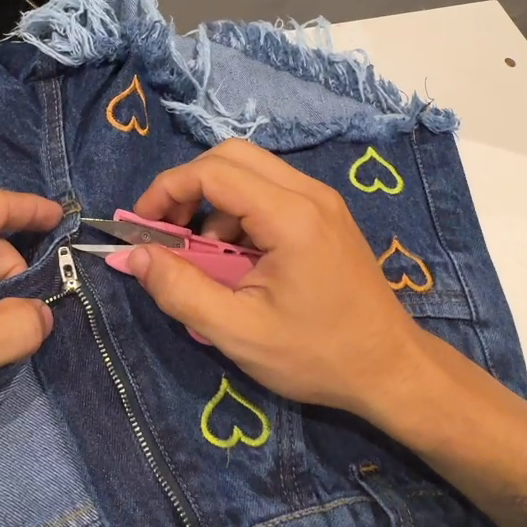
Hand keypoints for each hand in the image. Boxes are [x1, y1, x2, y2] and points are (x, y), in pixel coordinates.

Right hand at [127, 139, 439, 416]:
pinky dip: (238, 210)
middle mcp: (308, 193)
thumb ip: (180, 290)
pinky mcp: (325, 213)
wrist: (392, 370)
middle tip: (168, 230)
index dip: (167, 190)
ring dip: (213, 199)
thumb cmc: (317, 355)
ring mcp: (321, 200)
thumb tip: (134, 255)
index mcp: (290, 216)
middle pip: (231, 156)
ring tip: (202, 252)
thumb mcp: (238, 332)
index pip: (213, 172)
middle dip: (188, 186)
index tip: (141, 225)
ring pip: (250, 169)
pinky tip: (236, 256)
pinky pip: (269, 189)